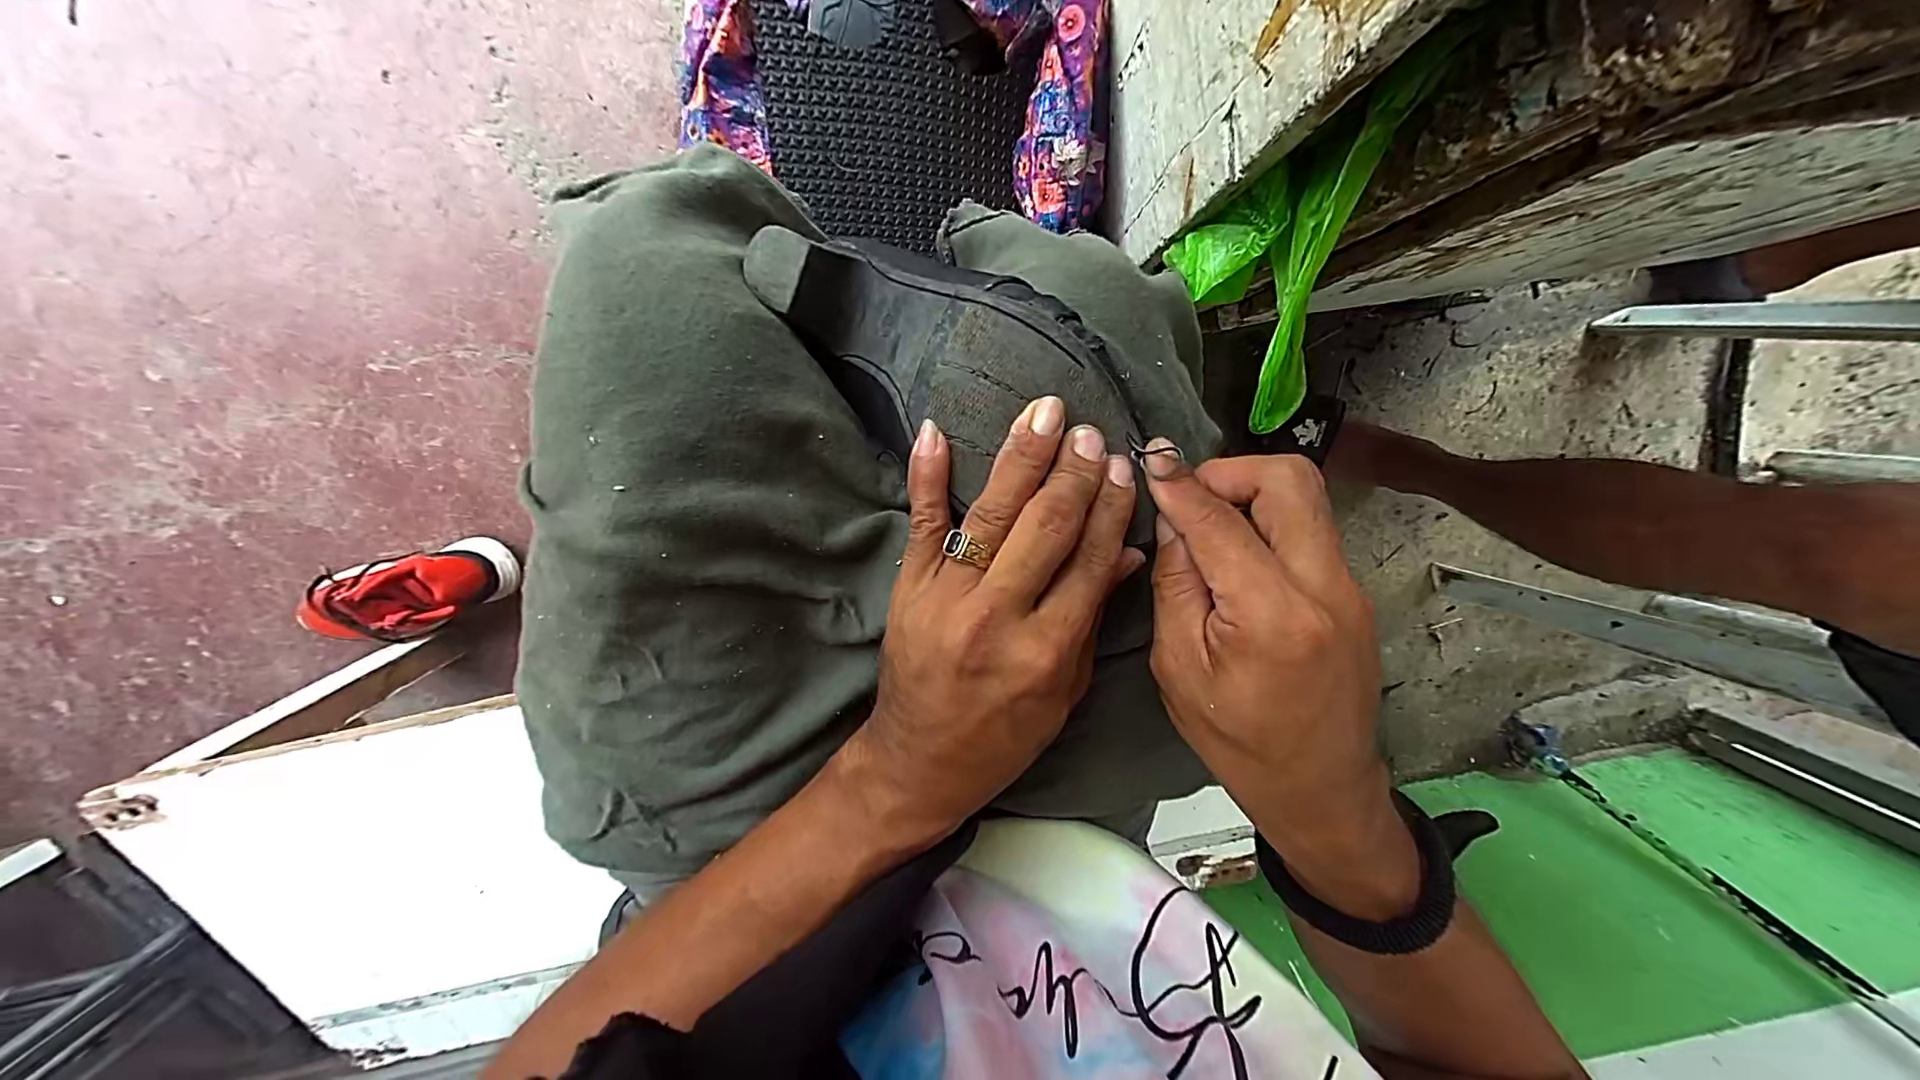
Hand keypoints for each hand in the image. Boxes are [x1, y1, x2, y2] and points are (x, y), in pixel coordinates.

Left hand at [836, 396, 1144, 848]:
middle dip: (1073, 475)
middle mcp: (996, 617)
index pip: (1089, 562)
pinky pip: (921, 523)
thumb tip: (1129, 555)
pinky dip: (927, 476)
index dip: (1110, 509)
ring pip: (992, 514)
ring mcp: (946, 598)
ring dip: (1021, 458)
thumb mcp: (1063, 691)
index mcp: (1045, 650)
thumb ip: (1092, 620)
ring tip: (1045, 414)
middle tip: (1090, 434)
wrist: (920, 762)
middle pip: (1046, 528)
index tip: (1124, 466)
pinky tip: (937, 431)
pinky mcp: (909, 588)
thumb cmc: (1002, 737)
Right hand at [1142, 444, 1416, 916]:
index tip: (1152, 458)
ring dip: (1248, 492)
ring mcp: (1349, 587)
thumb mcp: (1179, 668)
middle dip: (1229, 470)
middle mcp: (1324, 588)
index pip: (1221, 520)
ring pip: (1304, 497)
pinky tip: (1233, 551)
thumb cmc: (1238, 742)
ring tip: (1205, 523)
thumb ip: (1175, 585)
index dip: (1180, 484)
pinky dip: (1265, 520)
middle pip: (1289, 479)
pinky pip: (1307, 528)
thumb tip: (1172, 522)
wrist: (1322, 789)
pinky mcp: (1352, 592)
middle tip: (1187, 495)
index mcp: (1273, 614)